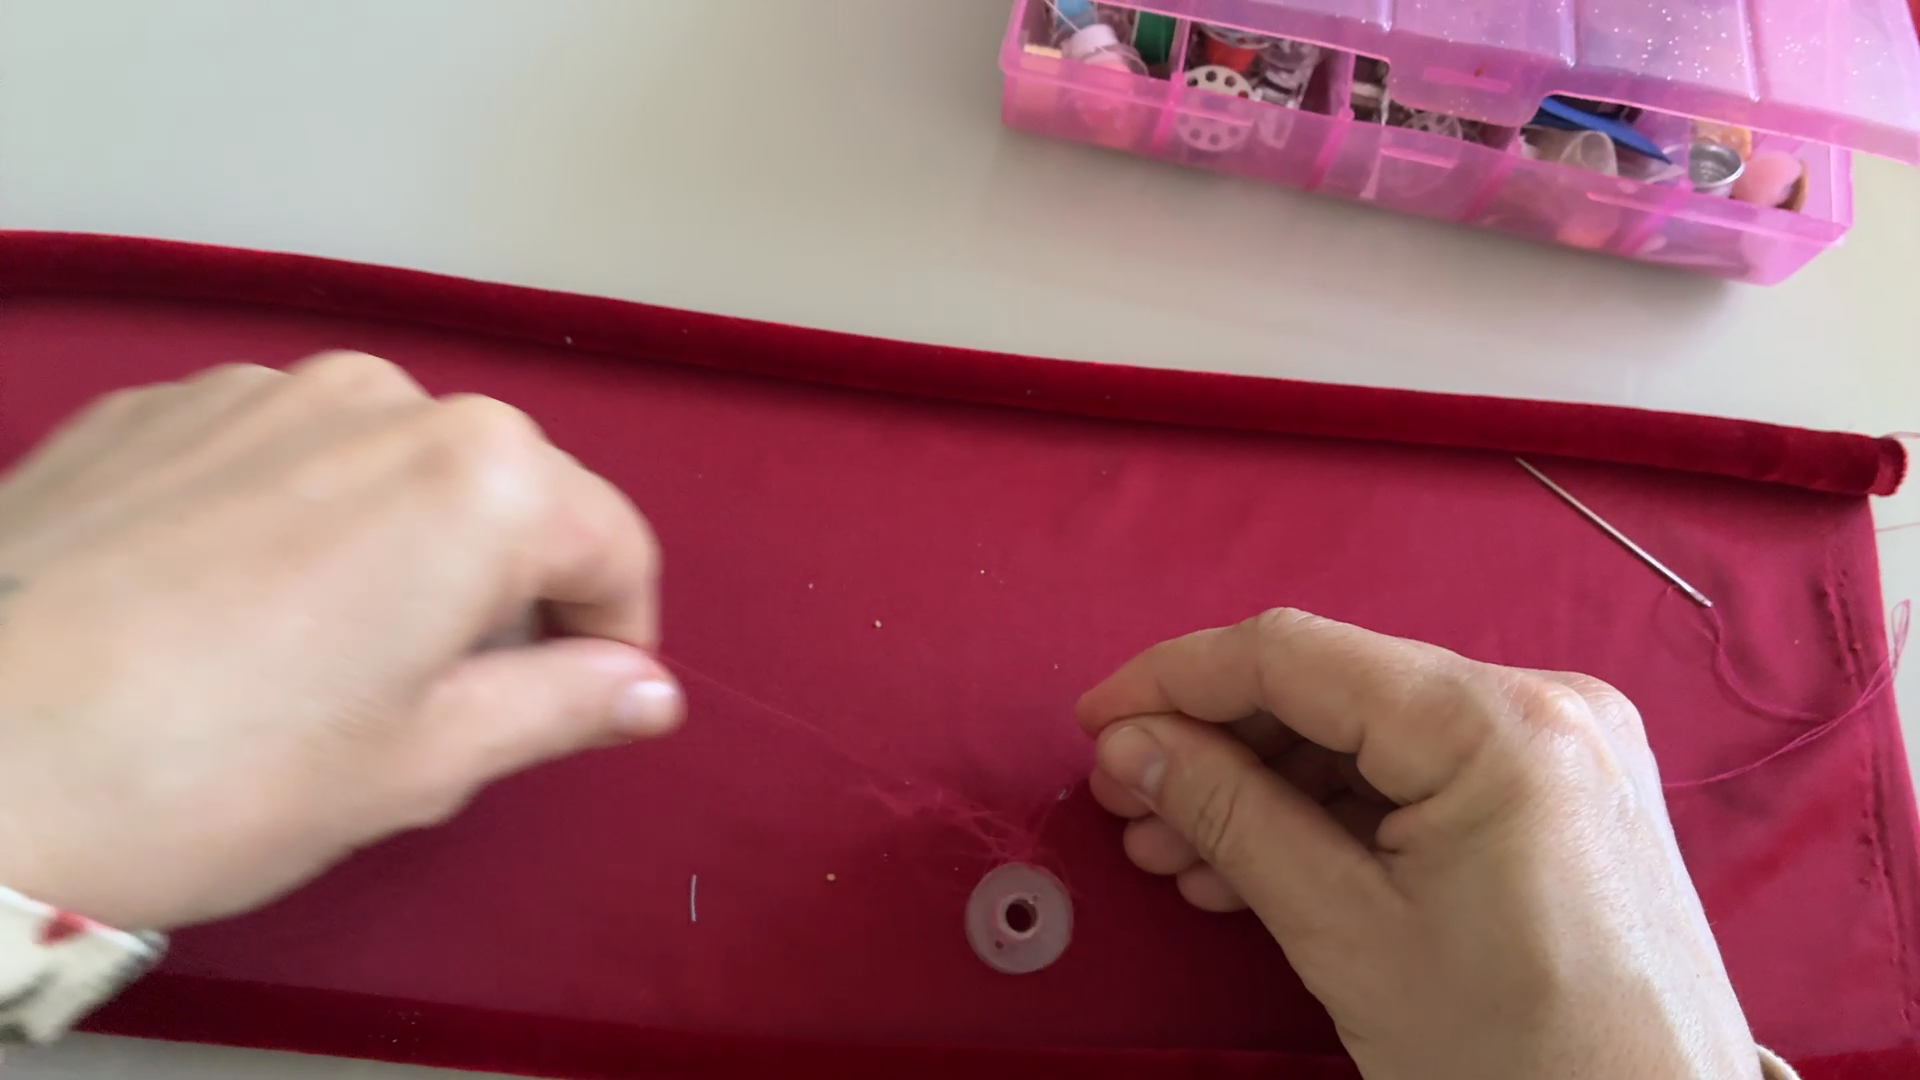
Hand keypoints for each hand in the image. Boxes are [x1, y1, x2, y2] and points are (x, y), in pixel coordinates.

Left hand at [0, 353, 682, 930]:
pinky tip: (261, 590)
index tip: (590, 691)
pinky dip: (334, 513)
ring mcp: (277, 388)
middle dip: (529, 585)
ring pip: (427, 467)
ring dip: (438, 544)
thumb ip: (576, 702)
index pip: (618, 547)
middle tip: (467, 679)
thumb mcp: (438, 755)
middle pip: (529, 498)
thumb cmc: (229, 773)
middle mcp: (402, 401)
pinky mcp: (173, 403)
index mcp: (490, 478)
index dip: (621, 629)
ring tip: (359, 636)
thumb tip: (658, 696)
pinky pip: (314, 451)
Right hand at [1078, 610, 1761, 1079]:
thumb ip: (1224, 812)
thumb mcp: (1344, 933)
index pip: (1287, 654)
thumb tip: (1123, 744)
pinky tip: (1237, 863)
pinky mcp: (1529, 786)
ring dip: (1242, 787)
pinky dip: (1303, 812)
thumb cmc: (1511, 1066)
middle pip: (1312, 690)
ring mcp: (1536, 741)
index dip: (1171, 677)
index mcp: (1495, 722)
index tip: (1094, 717)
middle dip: (1203, 745)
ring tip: (1165, 847)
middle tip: (1121, 794)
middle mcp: (1527, 700)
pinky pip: (1385, 774)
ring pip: (1339, 734)